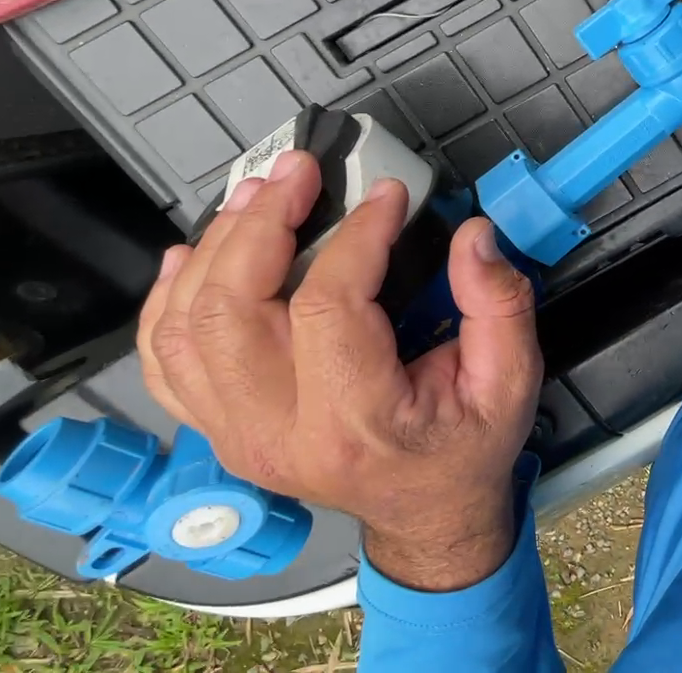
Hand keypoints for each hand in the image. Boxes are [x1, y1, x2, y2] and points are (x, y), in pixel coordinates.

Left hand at [137, 151, 542, 591]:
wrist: (428, 510)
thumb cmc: (470, 443)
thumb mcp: (513, 376)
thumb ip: (498, 302)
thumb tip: (471, 234)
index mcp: (356, 420)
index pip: (328, 308)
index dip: (355, 236)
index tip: (386, 193)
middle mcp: (277, 432)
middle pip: (231, 312)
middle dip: (261, 224)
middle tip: (300, 172)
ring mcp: (235, 433)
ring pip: (185, 328)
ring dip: (216, 247)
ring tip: (257, 193)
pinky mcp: (221, 426)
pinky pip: (167, 359)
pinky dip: (168, 298)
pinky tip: (195, 253)